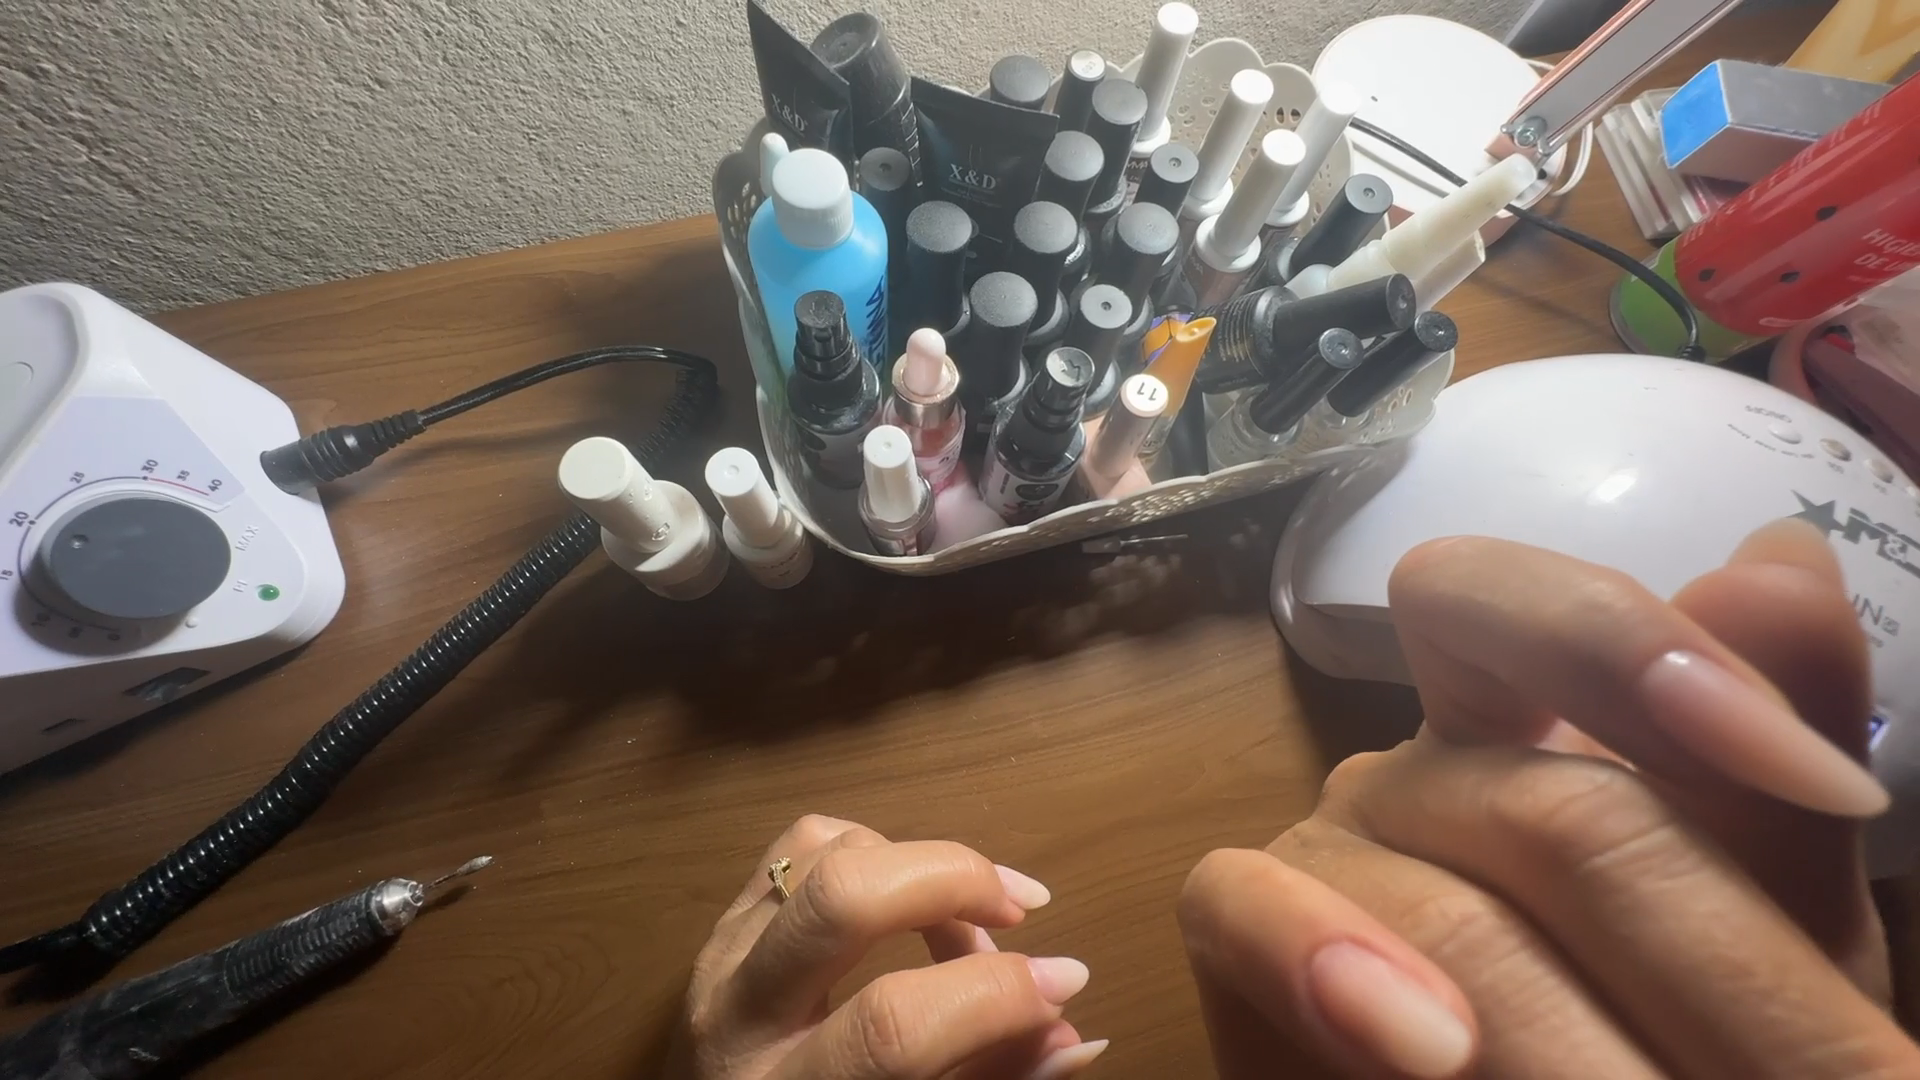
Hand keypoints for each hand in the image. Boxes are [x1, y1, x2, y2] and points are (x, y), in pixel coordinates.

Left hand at [666, 815, 1105, 1079]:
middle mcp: (737, 1013)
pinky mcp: (728, 914)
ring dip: (921, 866)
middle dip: (952, 880)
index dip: (993, 994)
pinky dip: (871, 845)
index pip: (892, 1025)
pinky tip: (904, 890)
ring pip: (829, 853)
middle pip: (842, 898)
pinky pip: (803, 839)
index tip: (1063, 985)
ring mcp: (724, 950)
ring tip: (970, 921)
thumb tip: (1078, 1030)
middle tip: (1018, 912)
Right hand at [1181, 520, 1915, 1078]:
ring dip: (1594, 1064)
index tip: (1818, 775)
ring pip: (1450, 916)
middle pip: (1548, 811)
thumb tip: (1773, 555)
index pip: (1481, 602)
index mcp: (1499, 743)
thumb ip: (1755, 782)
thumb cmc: (1663, 1047)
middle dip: (1738, 992)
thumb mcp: (1762, 939)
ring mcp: (1307, 846)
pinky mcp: (1228, 924)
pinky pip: (1242, 901)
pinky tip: (1421, 1046)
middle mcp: (1396, 777)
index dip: (1612, 640)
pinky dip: (1322, 962)